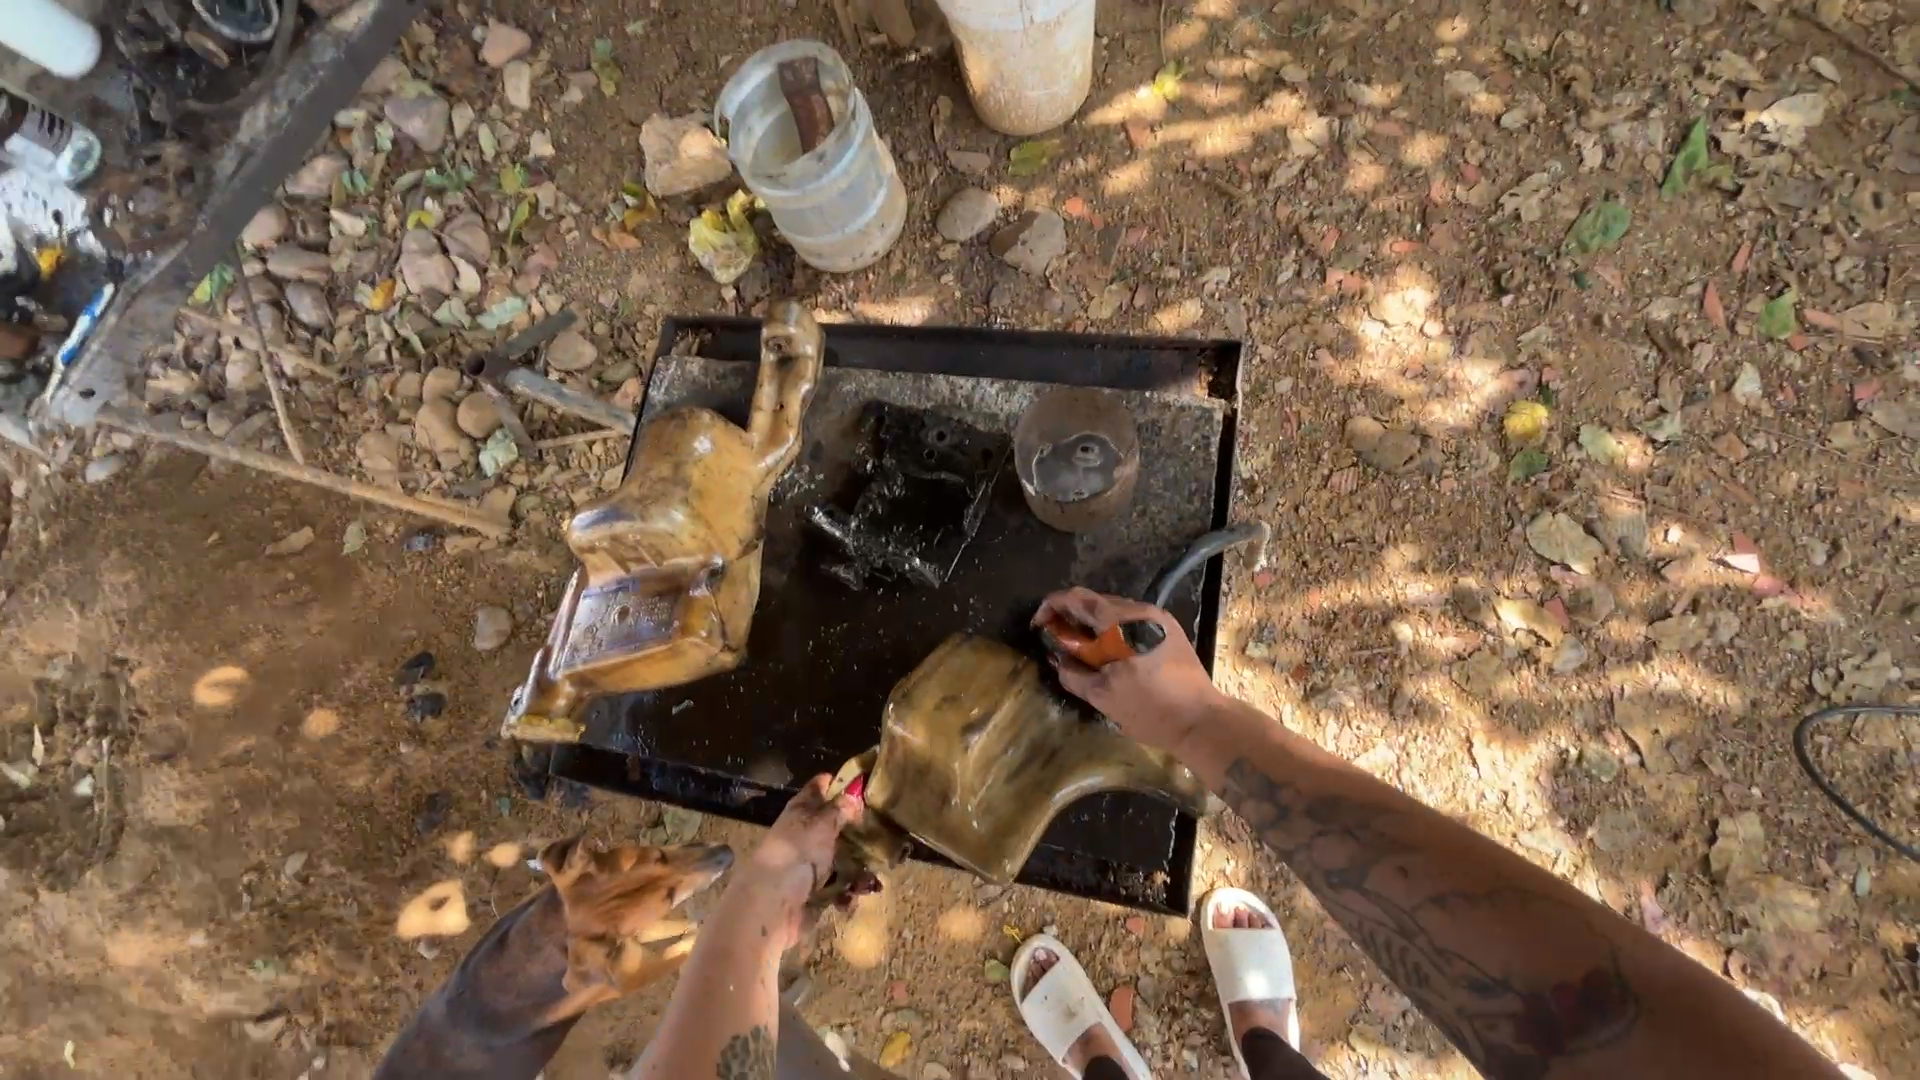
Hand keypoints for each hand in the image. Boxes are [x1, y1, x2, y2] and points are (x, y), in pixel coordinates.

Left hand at [727, 774, 859, 940]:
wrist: (772, 906)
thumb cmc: (798, 852)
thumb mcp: (823, 823)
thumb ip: (840, 809)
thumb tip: (853, 794)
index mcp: (801, 811)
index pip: (821, 787)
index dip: (841, 783)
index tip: (867, 785)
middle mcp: (804, 834)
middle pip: (835, 826)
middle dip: (859, 832)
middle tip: (884, 833)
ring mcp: (808, 865)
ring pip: (841, 859)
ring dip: (858, 870)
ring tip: (872, 879)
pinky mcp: (813, 893)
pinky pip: (838, 889)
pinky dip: (847, 894)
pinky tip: (852, 897)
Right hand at [1033, 587, 1225, 756]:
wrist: (1201, 720)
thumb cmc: (1149, 709)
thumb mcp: (1102, 696)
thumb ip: (1073, 673)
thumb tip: (1058, 659)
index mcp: (1119, 622)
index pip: (1075, 597)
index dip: (1050, 607)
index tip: (1038, 626)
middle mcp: (1138, 611)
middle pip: (1094, 599)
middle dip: (1070, 615)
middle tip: (1057, 639)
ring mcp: (1156, 617)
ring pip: (1113, 608)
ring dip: (1092, 622)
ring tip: (1082, 648)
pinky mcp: (1168, 627)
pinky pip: (1131, 618)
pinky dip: (1112, 627)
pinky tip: (1109, 650)